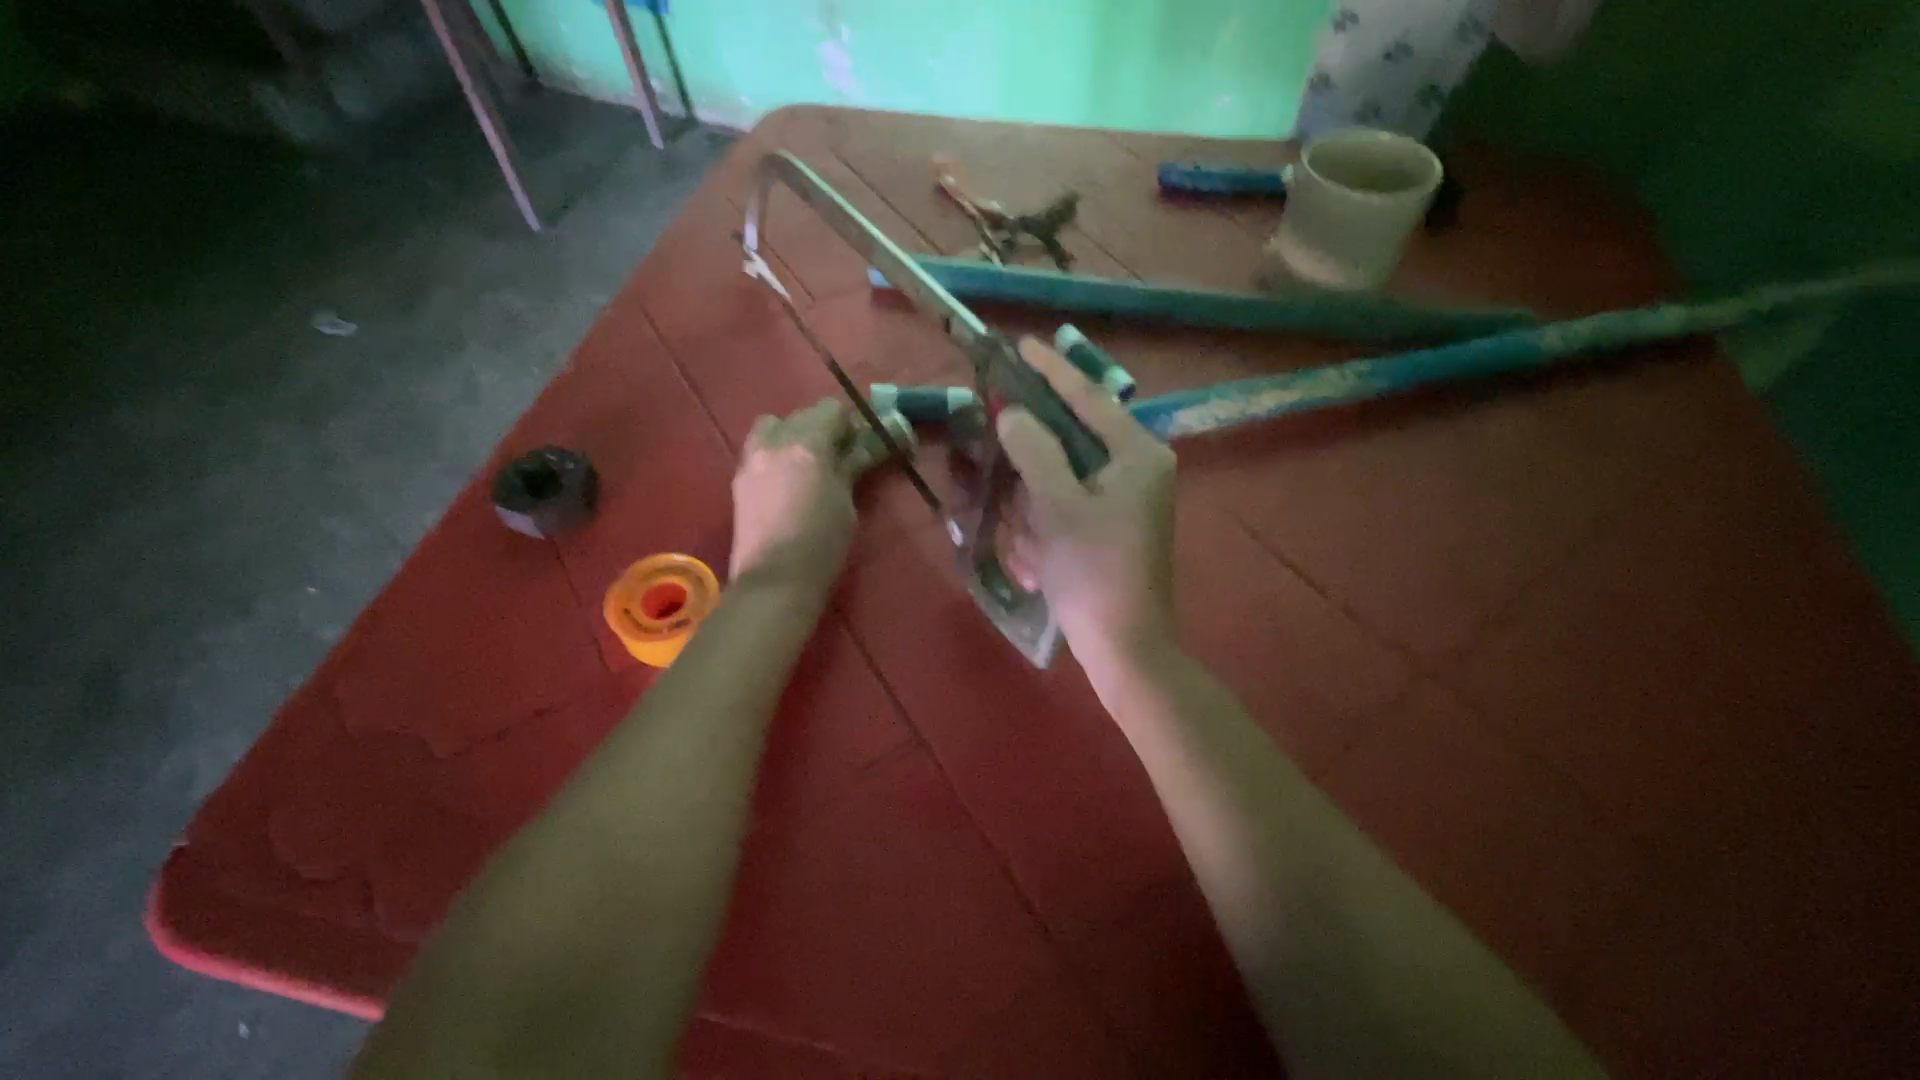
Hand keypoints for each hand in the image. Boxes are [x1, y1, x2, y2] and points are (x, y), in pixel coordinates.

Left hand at [729, 399, 877, 587]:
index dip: (851, 424)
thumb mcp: (846, 502)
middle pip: (803, 415)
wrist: (775, 581)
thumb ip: (852, 465)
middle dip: (824, 428)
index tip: (862, 444)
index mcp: (807, 444)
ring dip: (793, 434)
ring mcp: (752, 458)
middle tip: (841, 456)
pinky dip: (776, 452)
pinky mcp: (739, 478)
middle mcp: (775, 441)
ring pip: (774, 425)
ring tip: (807, 463)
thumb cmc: (822, 544)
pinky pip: (760, 448)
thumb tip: (870, 443)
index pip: (832, 409)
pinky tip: (788, 480)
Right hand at [997, 338, 1177, 664]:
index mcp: (1138, 453)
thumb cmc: (1094, 571)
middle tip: (999, 460)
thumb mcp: (1058, 506)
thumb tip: (1013, 414)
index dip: (1052, 371)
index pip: (1089, 398)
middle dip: (1032, 466)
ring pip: (1061, 481)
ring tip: (1034, 548)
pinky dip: (1045, 532)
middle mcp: (1138, 468)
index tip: (1021, 346)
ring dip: (1035, 511)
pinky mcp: (1110, 528)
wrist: (1124, 646)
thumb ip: (1035, 451)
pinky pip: (1065, 511)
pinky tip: (1040, 565)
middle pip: (1071, 441)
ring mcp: (1125, 501)